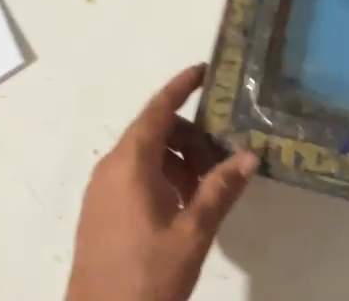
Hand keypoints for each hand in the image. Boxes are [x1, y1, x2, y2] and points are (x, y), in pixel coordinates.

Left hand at [65, 65, 258, 300]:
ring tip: (206, 189)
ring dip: (177, 162)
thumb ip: (220, 190)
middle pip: (154, 132)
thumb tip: (249, 156)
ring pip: (145, 157)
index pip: (158, 109)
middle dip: (190, 137)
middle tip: (222, 158)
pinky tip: (183, 208)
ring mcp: (101, 191)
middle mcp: (110, 167)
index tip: (204, 70)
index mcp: (130, 163)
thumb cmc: (146, 277)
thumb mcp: (192, 234)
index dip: (181, 87)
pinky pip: (133, 177)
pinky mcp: (99, 213)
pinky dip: (161, 178)